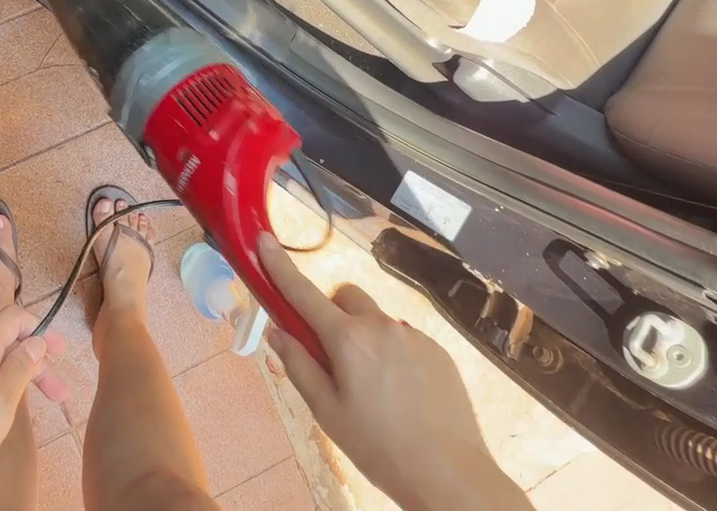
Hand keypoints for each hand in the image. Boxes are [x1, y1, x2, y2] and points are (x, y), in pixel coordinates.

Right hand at [258, 233, 531, 510]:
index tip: (264, 240)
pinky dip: (393, 353)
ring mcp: (412, 335)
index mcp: (347, 339)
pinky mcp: (437, 349)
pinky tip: (403, 394)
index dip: (280, 266)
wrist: (452, 477)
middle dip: (332, 314)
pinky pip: (403, 338)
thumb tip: (277, 331)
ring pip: (375, 318)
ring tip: (374, 387)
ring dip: (364, 336)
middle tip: (333, 355)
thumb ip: (299, 365)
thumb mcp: (327, 412)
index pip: (304, 293)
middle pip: (344, 297)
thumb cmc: (379, 448)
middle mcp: (380, 325)